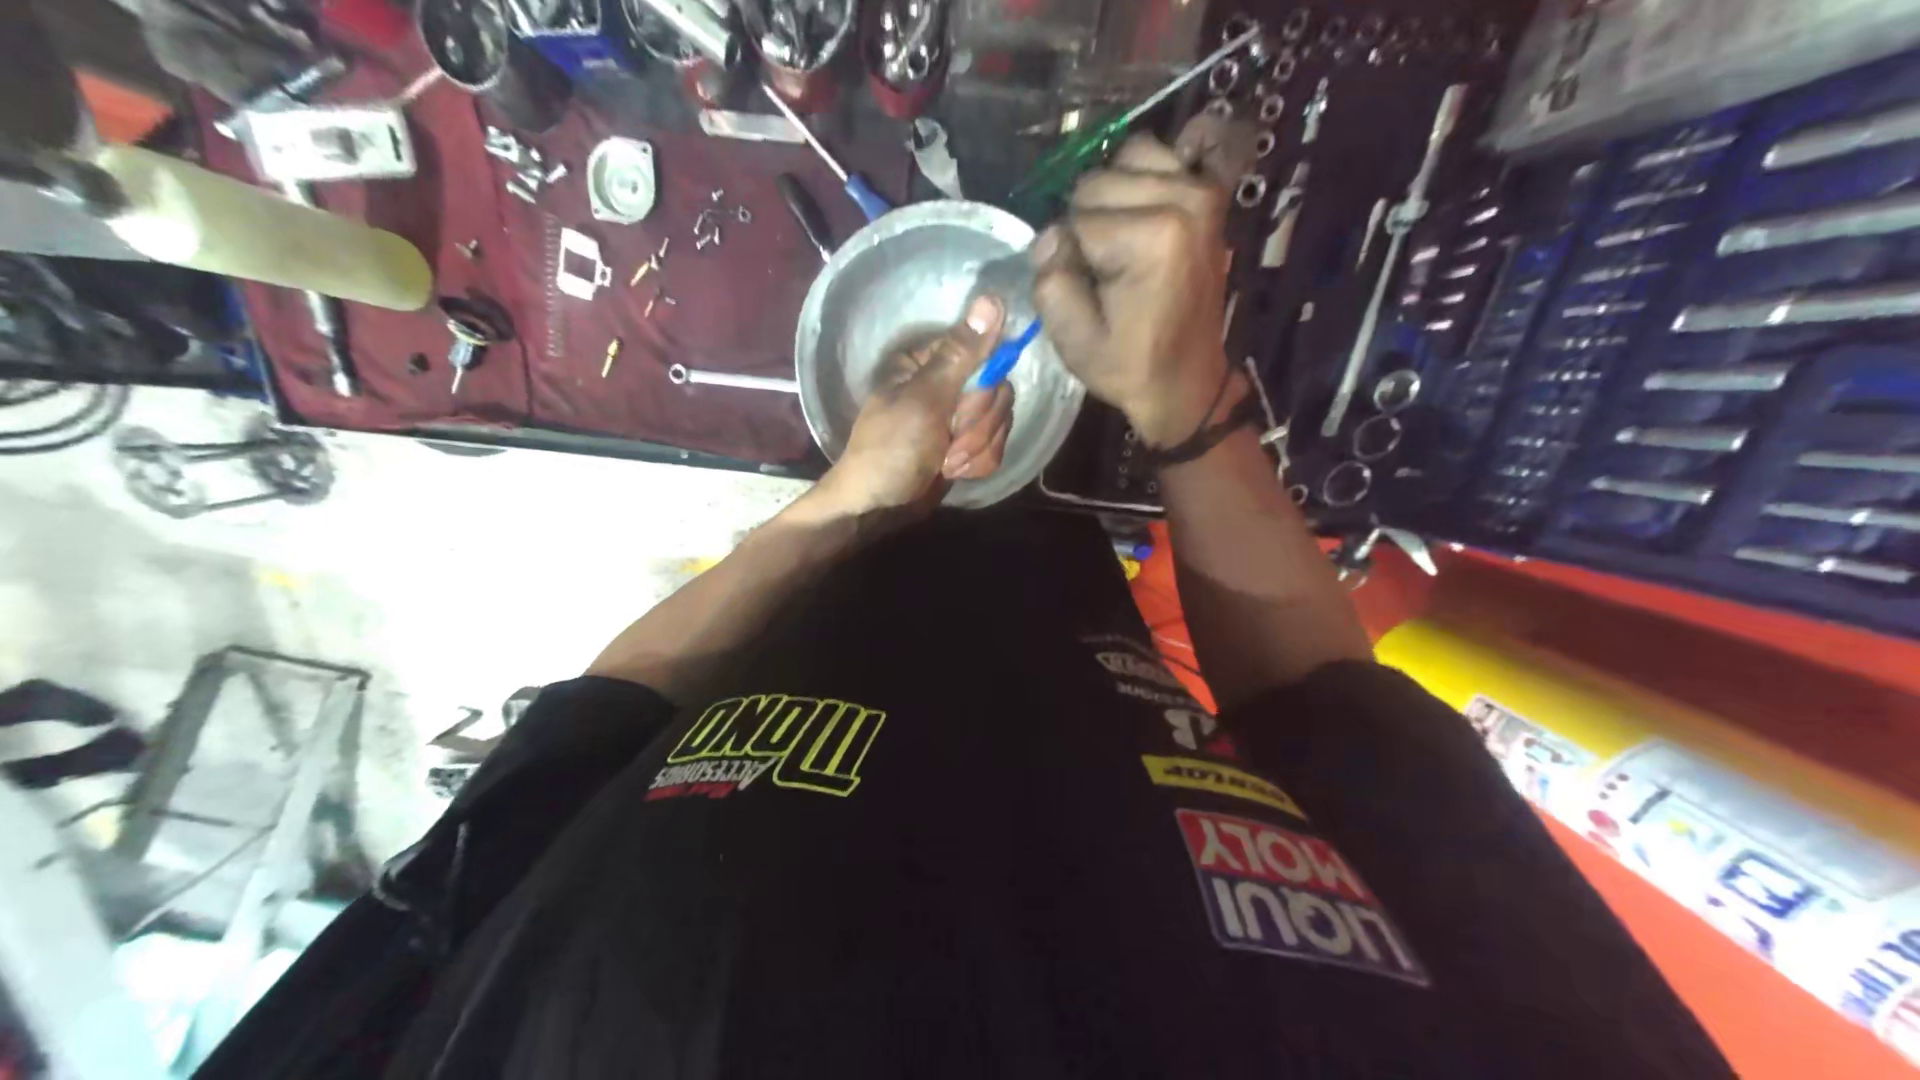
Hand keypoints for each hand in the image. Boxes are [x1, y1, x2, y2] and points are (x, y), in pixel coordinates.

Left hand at [808, 295, 1015, 517]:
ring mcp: (959, 413)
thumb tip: (992, 299)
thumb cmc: (890, 450)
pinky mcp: (969, 442)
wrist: (878, 507)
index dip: (981, 390)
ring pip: (1001, 420)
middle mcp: (948, 380)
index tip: (960, 412)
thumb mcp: (924, 400)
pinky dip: (979, 462)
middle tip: (948, 446)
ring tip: (947, 463)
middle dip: (977, 428)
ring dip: (977, 448)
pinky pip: (997, 443)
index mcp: (929, 361)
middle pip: (999, 390)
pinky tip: (954, 472)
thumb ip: (962, 355)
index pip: (984, 353)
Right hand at [1031, 116, 1249, 447]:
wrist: (1186, 380)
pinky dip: (1143, 177)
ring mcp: (1201, 191)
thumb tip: (1048, 236)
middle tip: (1100, 269)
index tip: (1083, 290)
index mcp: (1151, 238)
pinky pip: (1163, 156)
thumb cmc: (1130, 365)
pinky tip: (1138, 214)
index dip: (1065, 255)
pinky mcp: (1209, 194)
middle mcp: (1182, 199)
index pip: (1074, 220)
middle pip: (1096, 182)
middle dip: (1086, 222)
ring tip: (1118, 239)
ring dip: (1111, 196)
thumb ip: (1051, 280)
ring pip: (1125, 160)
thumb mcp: (1074, 339)